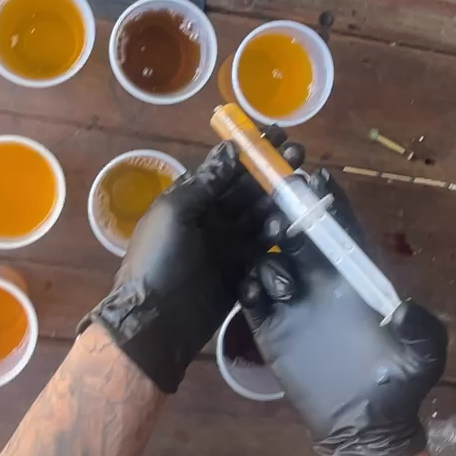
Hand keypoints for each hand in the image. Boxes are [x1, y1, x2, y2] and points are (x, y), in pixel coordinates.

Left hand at [86, 133, 302, 392]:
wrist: (155, 322)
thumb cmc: (159, 259)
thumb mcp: (175, 213)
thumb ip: (206, 181)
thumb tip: (231, 147)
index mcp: (192, 198)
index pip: (227, 166)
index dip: (253, 150)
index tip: (280, 134)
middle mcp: (212, 217)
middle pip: (249, 189)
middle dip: (273, 172)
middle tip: (300, 156)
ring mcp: (228, 244)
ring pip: (260, 216)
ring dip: (279, 202)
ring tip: (300, 193)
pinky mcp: (241, 271)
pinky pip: (264, 248)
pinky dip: (277, 236)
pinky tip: (292, 227)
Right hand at [239, 171, 447, 455]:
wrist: (364, 427)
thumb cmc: (399, 385)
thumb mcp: (423, 356)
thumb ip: (420, 329)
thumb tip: (404, 306)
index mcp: (355, 276)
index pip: (342, 229)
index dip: (332, 201)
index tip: (320, 177)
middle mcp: (321, 279)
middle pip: (300, 233)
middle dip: (290, 210)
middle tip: (283, 202)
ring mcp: (292, 300)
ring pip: (271, 257)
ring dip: (268, 246)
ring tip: (274, 247)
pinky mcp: (269, 325)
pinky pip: (251, 295)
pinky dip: (249, 285)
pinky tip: (255, 289)